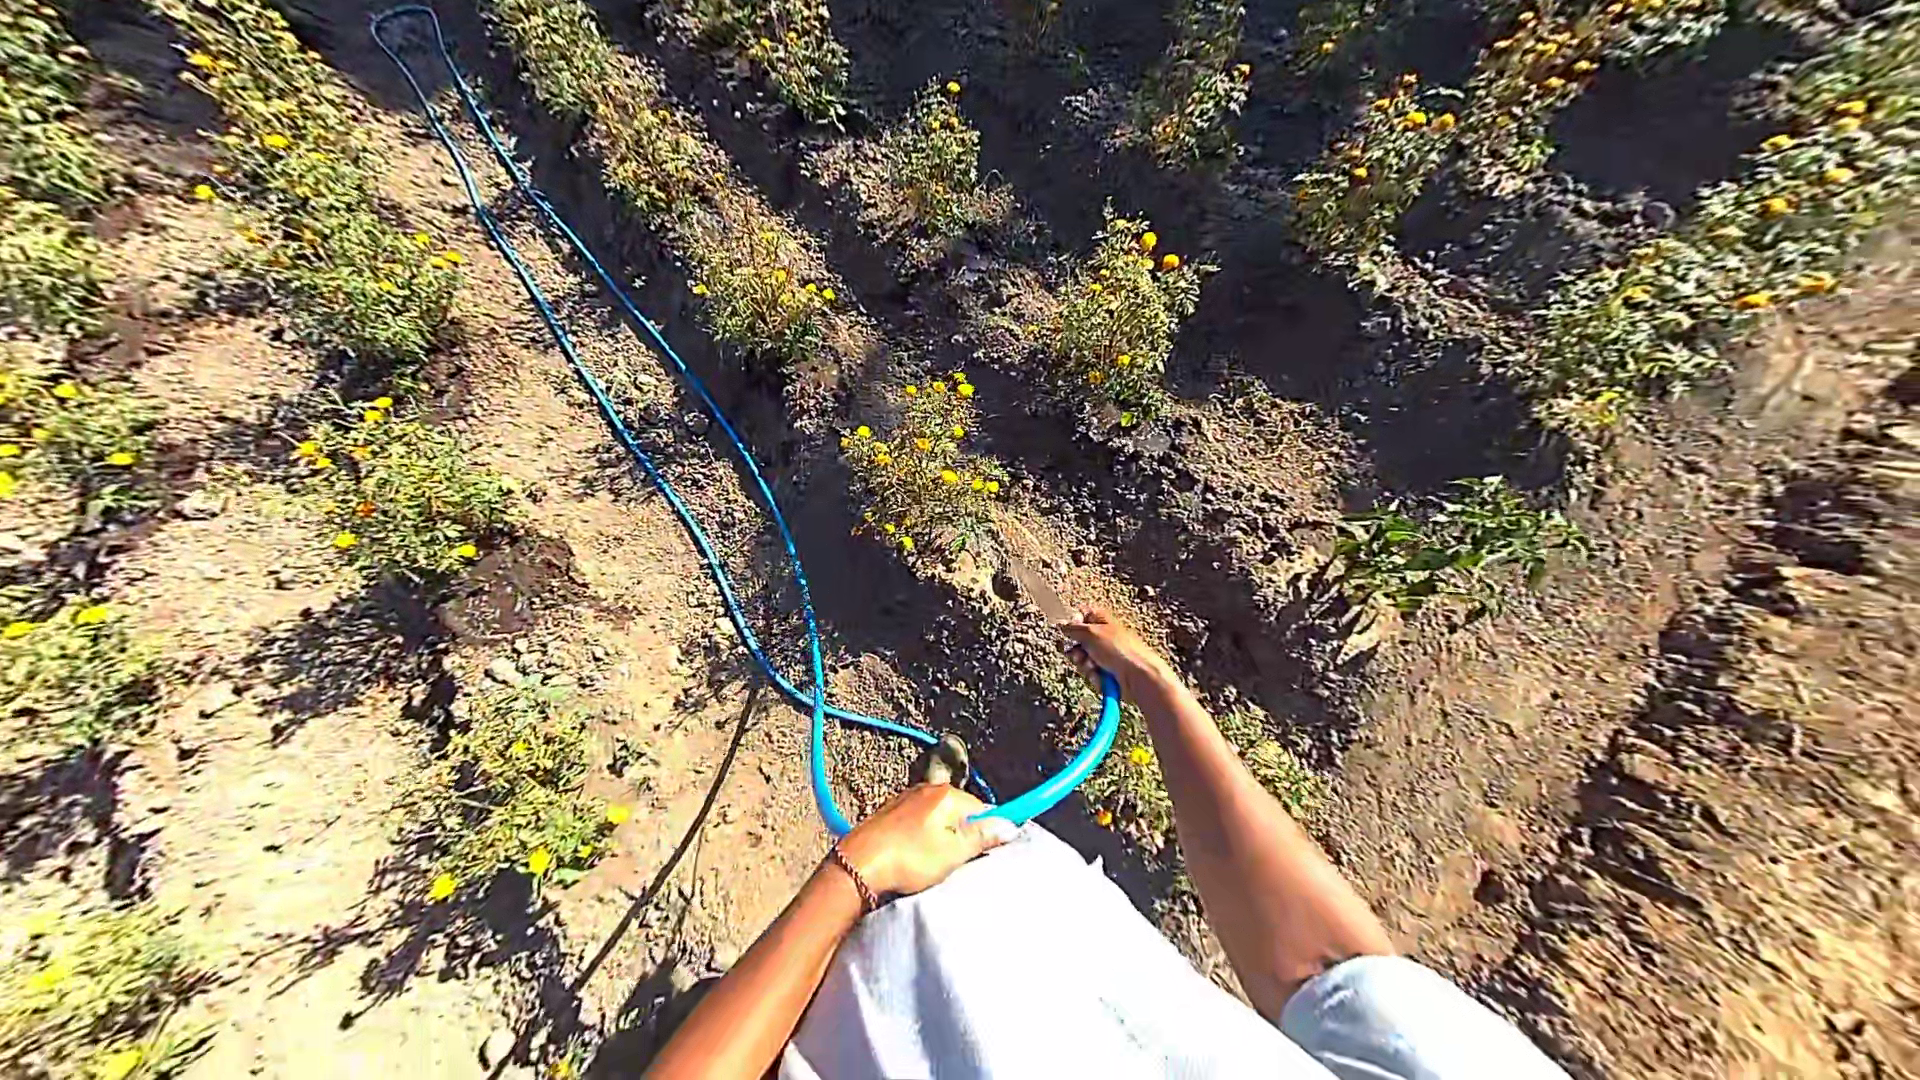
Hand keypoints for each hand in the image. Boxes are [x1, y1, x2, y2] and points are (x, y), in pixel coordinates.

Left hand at [833, 784, 1015, 897]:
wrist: (859, 865)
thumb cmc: (909, 859)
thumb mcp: (953, 853)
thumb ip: (982, 837)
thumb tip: (1009, 826)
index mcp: (947, 794)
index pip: (982, 807)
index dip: (990, 829)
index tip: (992, 850)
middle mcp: (928, 789)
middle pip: (960, 811)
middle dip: (964, 834)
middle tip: (960, 861)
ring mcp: (907, 798)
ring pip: (939, 817)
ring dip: (943, 836)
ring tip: (936, 863)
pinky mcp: (891, 812)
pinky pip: (920, 821)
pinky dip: (924, 836)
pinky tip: (917, 857)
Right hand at [1058, 608, 1178, 701]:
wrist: (1139, 677)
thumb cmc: (1120, 650)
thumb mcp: (1090, 632)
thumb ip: (1072, 628)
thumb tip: (1060, 624)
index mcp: (1102, 620)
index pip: (1080, 615)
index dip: (1071, 623)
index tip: (1066, 631)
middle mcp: (1104, 636)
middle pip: (1077, 641)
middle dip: (1076, 650)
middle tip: (1080, 655)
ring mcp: (1106, 655)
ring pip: (1082, 659)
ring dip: (1084, 665)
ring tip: (1093, 667)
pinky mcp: (1107, 672)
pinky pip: (1090, 673)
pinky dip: (1093, 676)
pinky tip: (1101, 677)